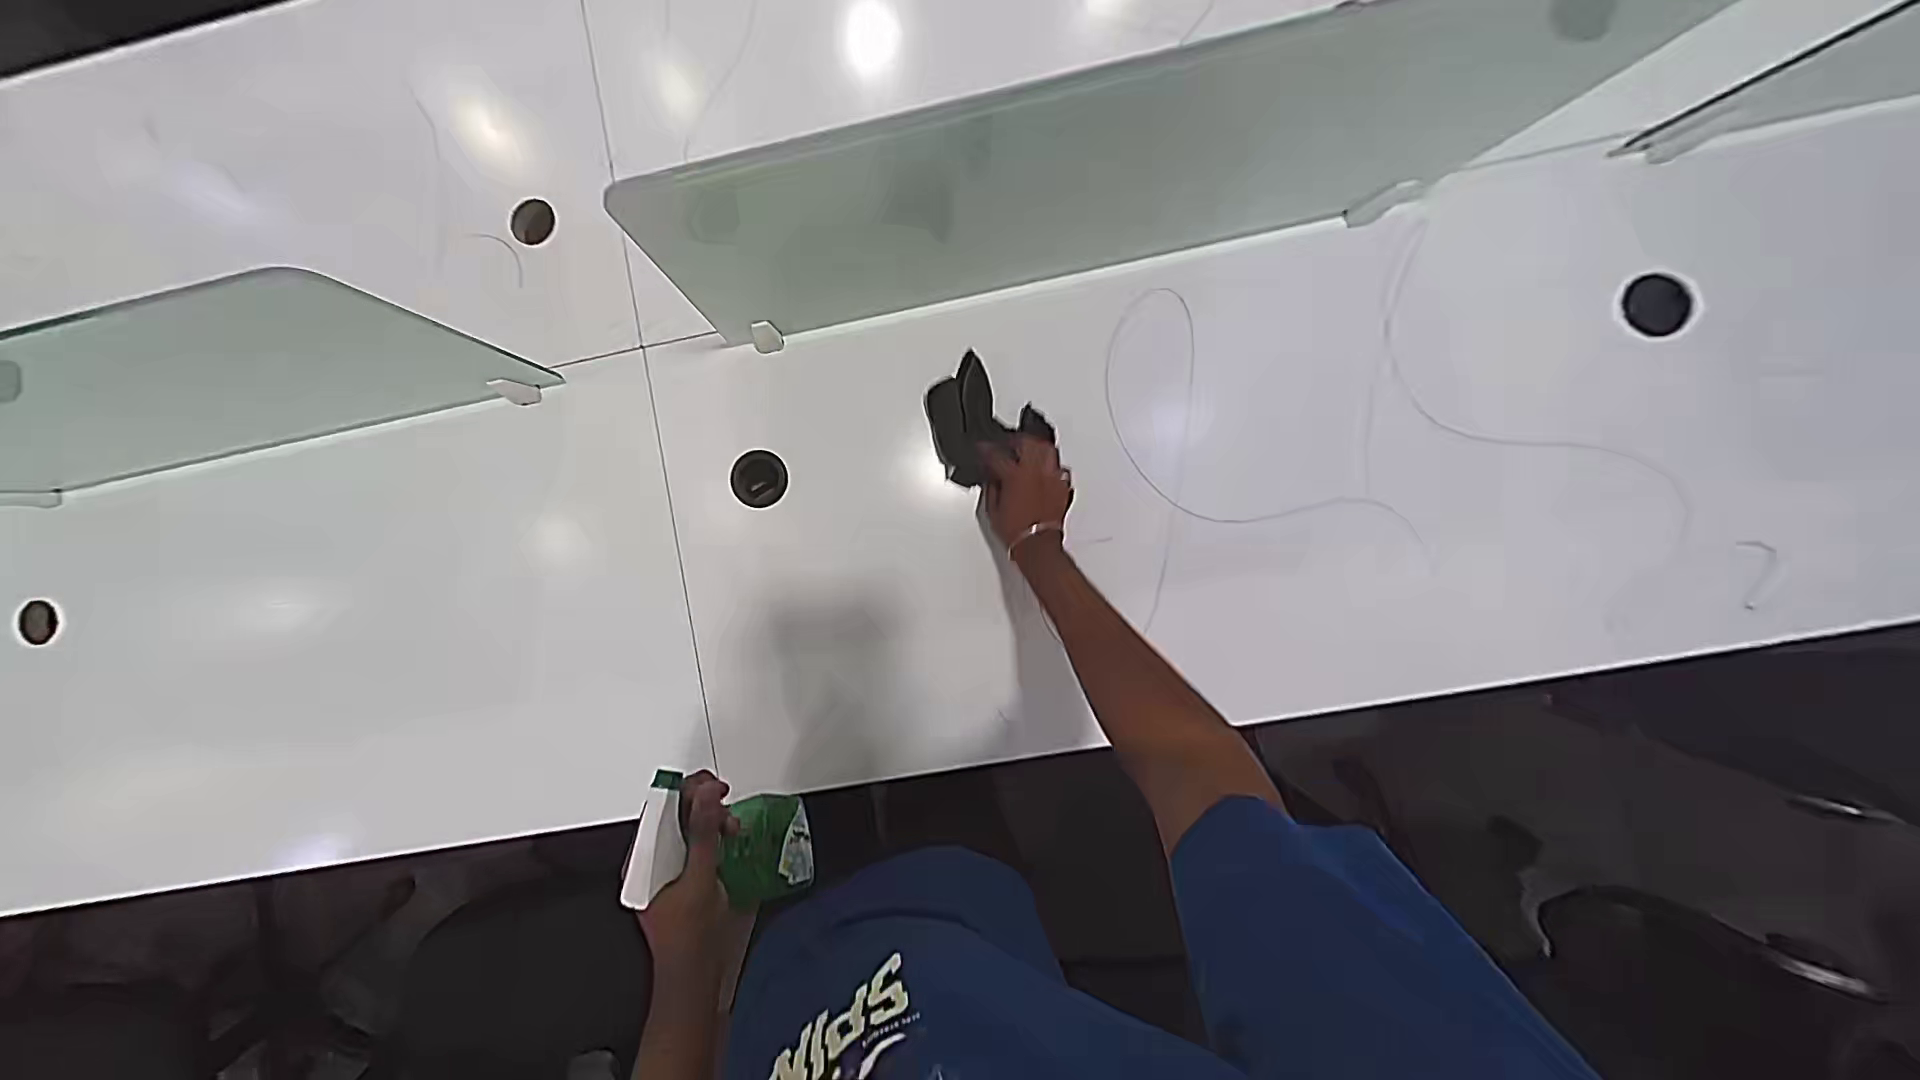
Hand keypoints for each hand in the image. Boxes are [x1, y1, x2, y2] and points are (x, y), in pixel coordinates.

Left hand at [638, 770, 746, 978]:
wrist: (693, 976)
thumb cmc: (692, 934)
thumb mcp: (699, 878)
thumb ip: (702, 834)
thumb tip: (704, 795)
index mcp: (643, 861)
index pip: (659, 810)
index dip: (687, 791)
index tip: (715, 785)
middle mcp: (649, 862)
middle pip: (673, 815)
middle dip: (703, 803)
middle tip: (726, 800)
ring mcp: (664, 868)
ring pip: (685, 826)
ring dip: (711, 818)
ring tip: (730, 826)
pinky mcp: (680, 874)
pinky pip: (693, 841)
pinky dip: (712, 833)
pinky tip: (726, 837)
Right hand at [980, 435, 1072, 552]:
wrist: (1037, 545)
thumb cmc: (1017, 531)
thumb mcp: (992, 509)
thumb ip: (992, 487)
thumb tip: (992, 478)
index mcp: (1014, 475)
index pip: (997, 454)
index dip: (986, 449)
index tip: (982, 448)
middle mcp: (1035, 472)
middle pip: (1027, 442)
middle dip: (1015, 439)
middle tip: (1008, 442)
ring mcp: (1051, 477)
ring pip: (1047, 449)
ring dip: (1036, 446)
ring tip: (1028, 448)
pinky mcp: (1062, 486)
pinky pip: (1059, 468)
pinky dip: (1051, 465)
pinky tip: (1045, 469)